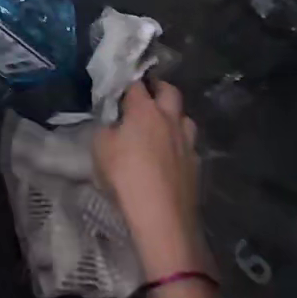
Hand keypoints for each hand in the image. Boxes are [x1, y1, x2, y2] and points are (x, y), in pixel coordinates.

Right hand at [93, 79, 206, 280]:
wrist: (162, 217)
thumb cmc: (125, 175)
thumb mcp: (100, 147)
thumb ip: (106, 128)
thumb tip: (113, 122)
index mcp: (145, 110)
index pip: (136, 84)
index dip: (127, 80)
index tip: (118, 82)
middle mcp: (170, 120)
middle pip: (170, 91)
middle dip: (157, 87)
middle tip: (144, 94)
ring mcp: (187, 143)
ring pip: (185, 118)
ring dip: (172, 116)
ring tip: (158, 125)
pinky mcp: (196, 165)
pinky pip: (188, 144)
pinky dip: (178, 143)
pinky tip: (168, 155)